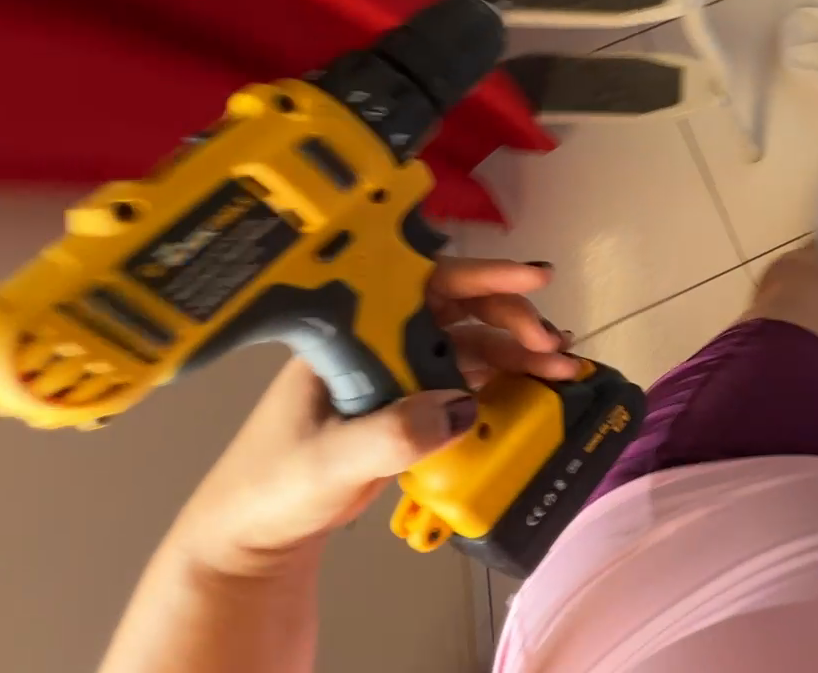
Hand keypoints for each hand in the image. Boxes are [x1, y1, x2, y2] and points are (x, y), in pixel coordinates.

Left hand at [170, 258, 577, 577]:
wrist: (253, 541)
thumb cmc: (272, 488)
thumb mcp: (324, 462)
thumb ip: (388, 436)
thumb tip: (462, 408)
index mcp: (356, 333)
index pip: (427, 285)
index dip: (484, 275)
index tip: (534, 278)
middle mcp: (385, 339)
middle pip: (464, 309)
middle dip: (515, 318)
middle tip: (554, 344)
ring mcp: (403, 370)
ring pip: (476, 342)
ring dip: (522, 351)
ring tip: (564, 367)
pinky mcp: (417, 401)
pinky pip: (474, 376)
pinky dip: (510, 377)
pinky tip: (539, 382)